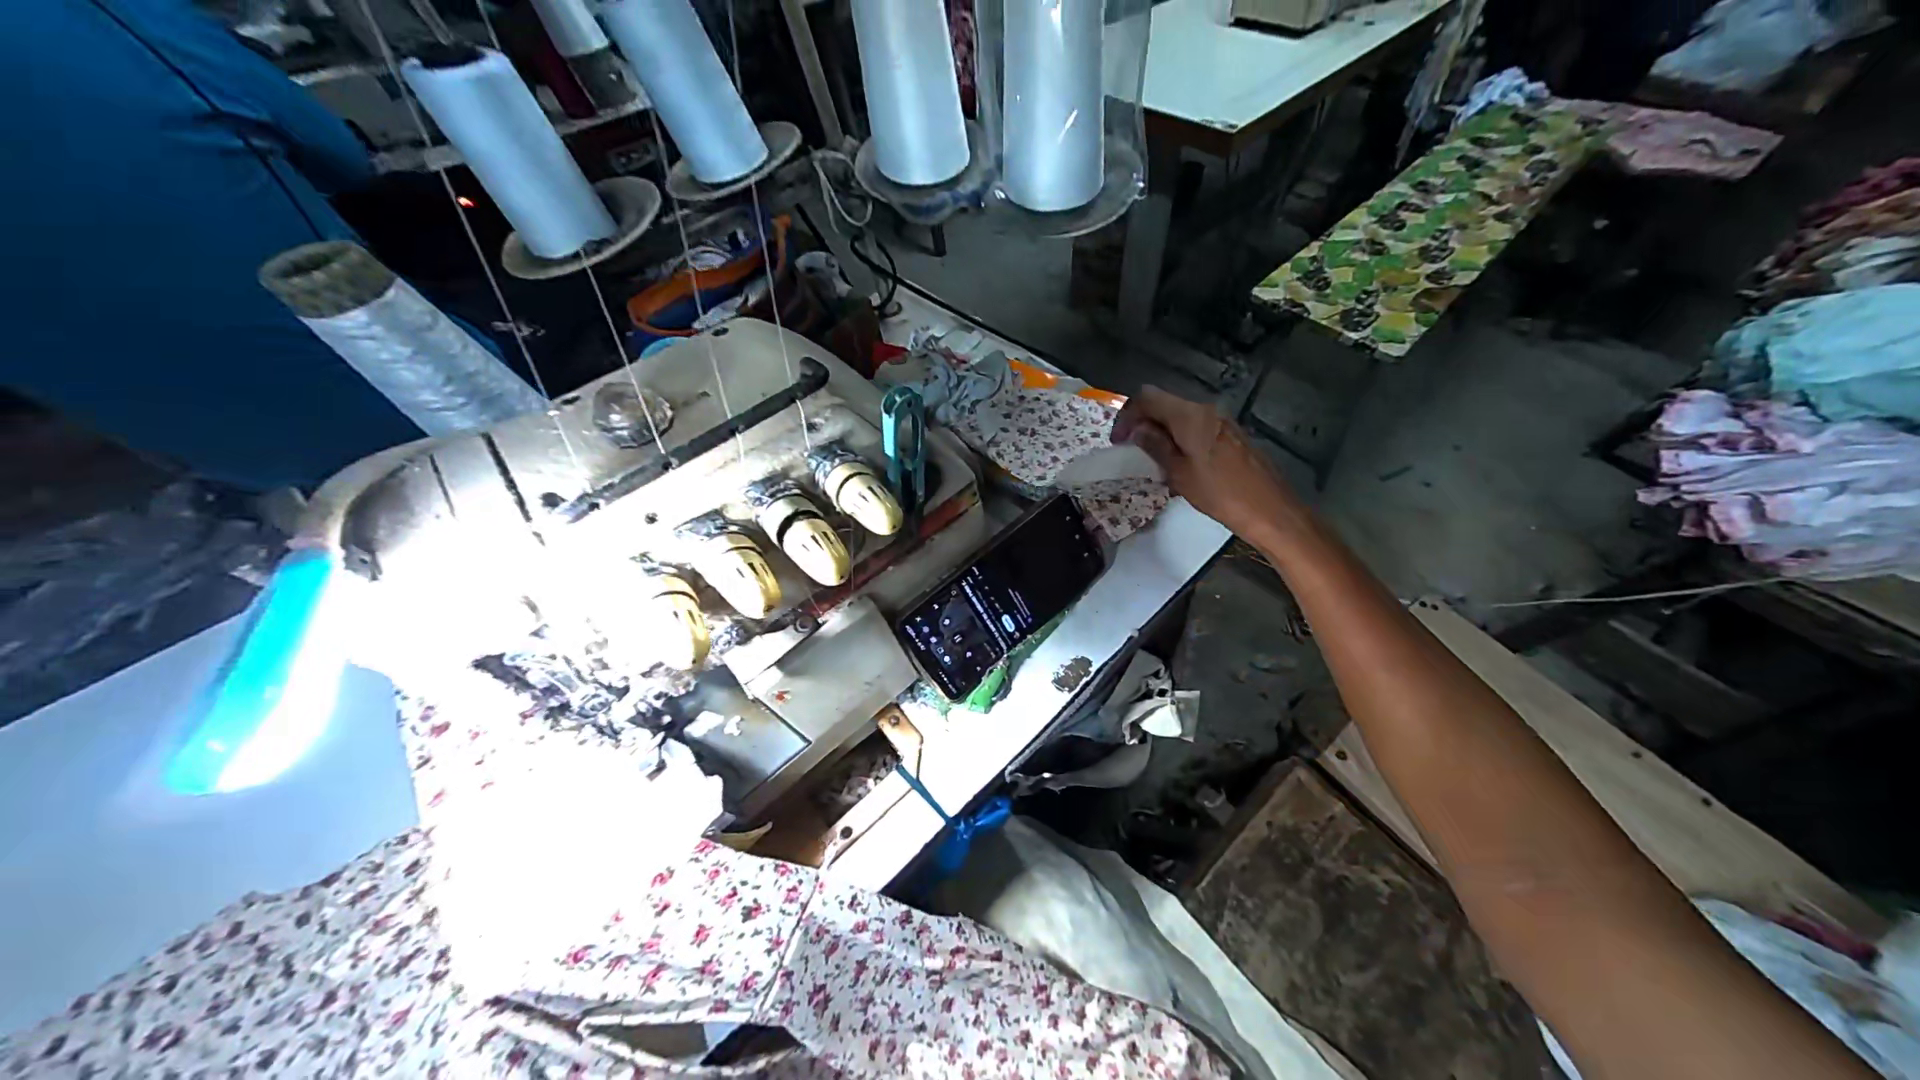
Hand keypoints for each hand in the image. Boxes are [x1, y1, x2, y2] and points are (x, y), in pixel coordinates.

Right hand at [1112, 385, 1299, 542]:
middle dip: (1142, 422)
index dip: (1127, 415)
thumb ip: (1156, 446)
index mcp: (1190, 416)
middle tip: (1131, 449)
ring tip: (1151, 459)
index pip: (1148, 397)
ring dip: (1161, 431)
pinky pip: (1195, 428)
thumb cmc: (1220, 493)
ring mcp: (1221, 421)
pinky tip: (1176, 463)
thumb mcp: (1179, 473)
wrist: (1270, 509)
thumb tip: (1138, 429)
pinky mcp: (1230, 435)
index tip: (1118, 440)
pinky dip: (1178, 438)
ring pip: (1180, 417)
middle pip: (1164, 404)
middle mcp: (1206, 411)